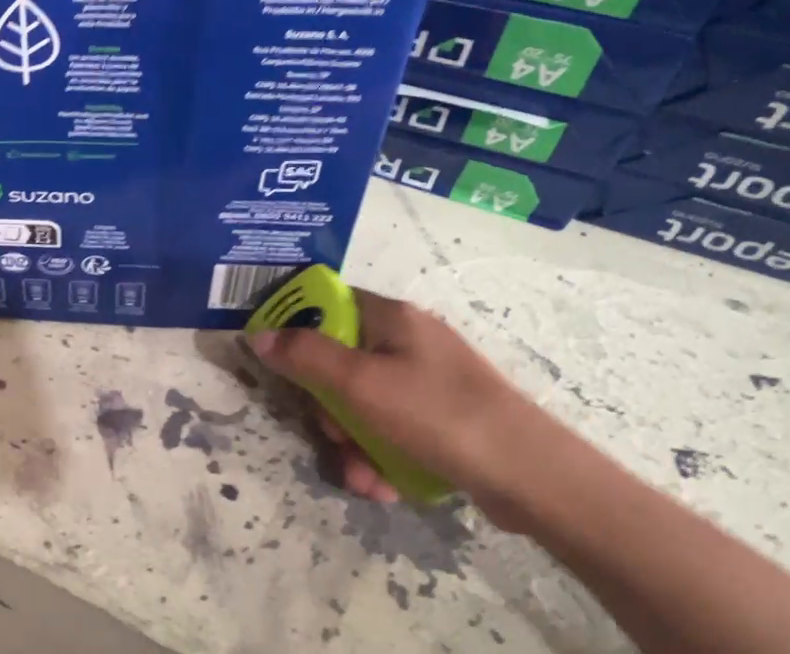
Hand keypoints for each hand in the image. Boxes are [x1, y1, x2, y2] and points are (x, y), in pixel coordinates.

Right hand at [246, 289, 552, 523]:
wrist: (532, 477)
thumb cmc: (437, 415)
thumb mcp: (360, 384)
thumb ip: (305, 356)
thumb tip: (258, 334)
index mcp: (391, 317)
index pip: (326, 304)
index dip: (295, 328)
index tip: (279, 366)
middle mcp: (409, 340)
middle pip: (340, 362)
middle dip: (329, 408)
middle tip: (334, 434)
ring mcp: (428, 381)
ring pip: (363, 404)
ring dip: (353, 443)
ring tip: (364, 476)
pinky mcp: (443, 419)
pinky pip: (392, 430)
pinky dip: (382, 456)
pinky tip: (385, 485)